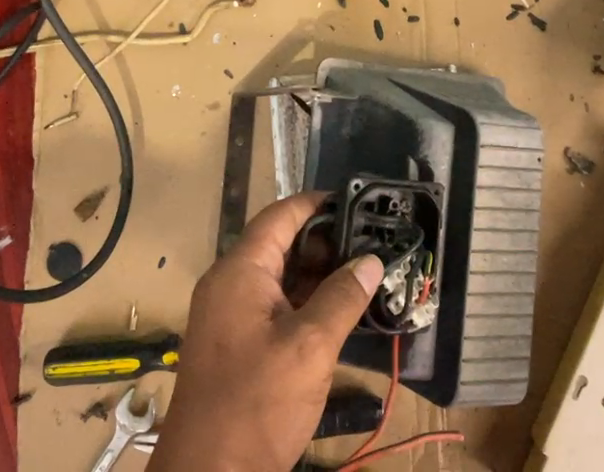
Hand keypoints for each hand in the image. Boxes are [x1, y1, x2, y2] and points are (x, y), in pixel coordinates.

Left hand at [146, 193, 382, 471]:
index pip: (279, 217)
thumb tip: (370, 260)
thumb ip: (341, 298)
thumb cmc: (257, 402)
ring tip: (366, 272)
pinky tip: (340, 311)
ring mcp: (230, 315)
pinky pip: (273, 307)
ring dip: (318, 275)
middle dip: (325, 241)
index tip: (357, 200)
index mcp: (239, 271)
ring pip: (278, 278)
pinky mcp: (236, 343)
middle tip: (373, 242)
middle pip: (279, 244)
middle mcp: (230, 284)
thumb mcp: (310, 347)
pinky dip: (305, 302)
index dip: (316, 204)